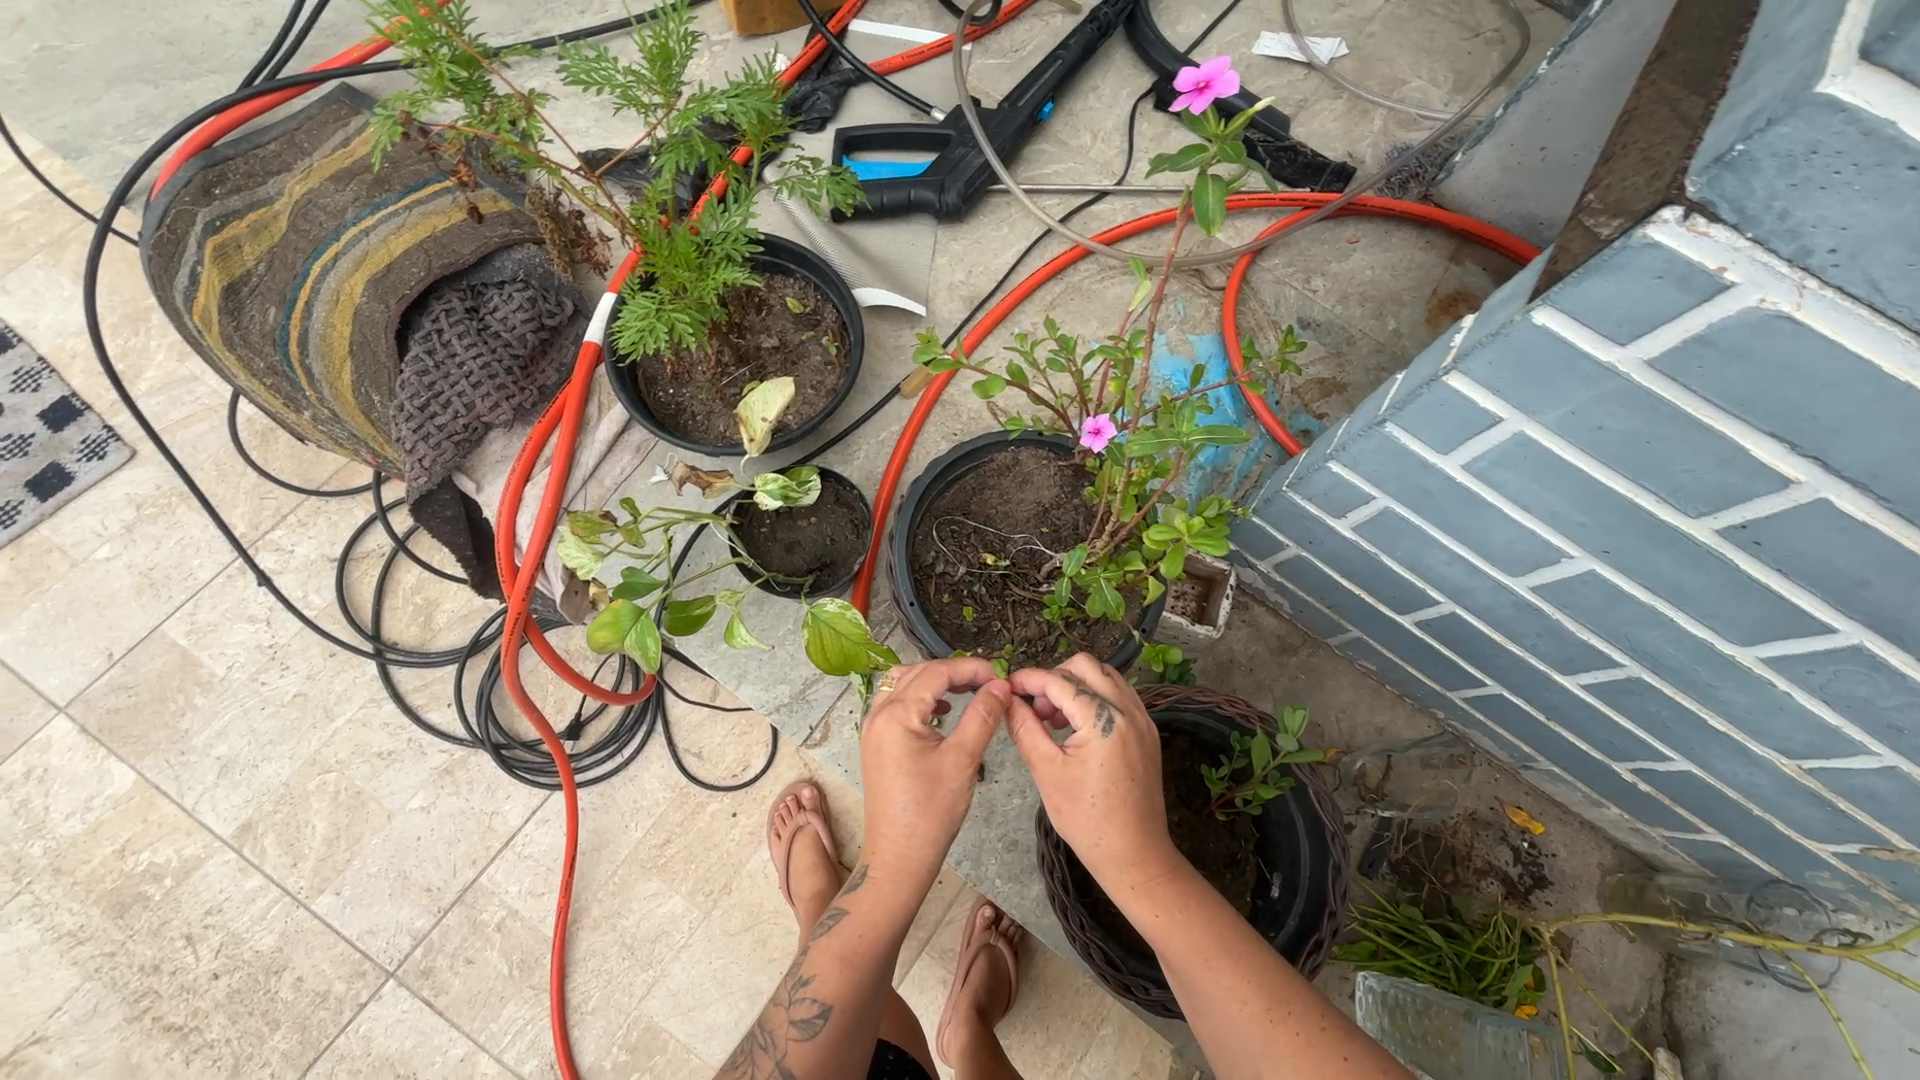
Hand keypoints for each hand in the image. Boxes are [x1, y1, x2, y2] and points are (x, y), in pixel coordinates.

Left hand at [859, 657, 1009, 889]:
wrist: (899, 857)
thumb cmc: (931, 812)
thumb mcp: (963, 759)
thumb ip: (983, 716)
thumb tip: (1001, 686)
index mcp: (896, 714)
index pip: (937, 672)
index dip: (971, 668)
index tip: (1000, 677)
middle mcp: (878, 714)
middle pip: (918, 672)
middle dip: (954, 671)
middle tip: (987, 682)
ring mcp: (873, 729)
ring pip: (903, 684)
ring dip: (934, 681)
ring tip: (967, 691)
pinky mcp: (876, 743)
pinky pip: (896, 704)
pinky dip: (920, 698)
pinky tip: (944, 712)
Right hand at [1006, 654, 1181, 893]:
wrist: (1134, 853)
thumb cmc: (1087, 819)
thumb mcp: (1046, 771)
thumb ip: (1024, 728)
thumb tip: (1006, 700)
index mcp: (1103, 719)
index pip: (1058, 680)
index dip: (1028, 680)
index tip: (1006, 687)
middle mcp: (1128, 710)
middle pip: (1085, 666)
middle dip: (1054, 677)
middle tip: (1034, 706)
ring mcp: (1142, 719)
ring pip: (1105, 676)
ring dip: (1075, 685)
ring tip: (1053, 718)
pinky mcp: (1147, 732)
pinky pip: (1119, 696)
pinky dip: (1094, 698)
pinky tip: (1076, 726)